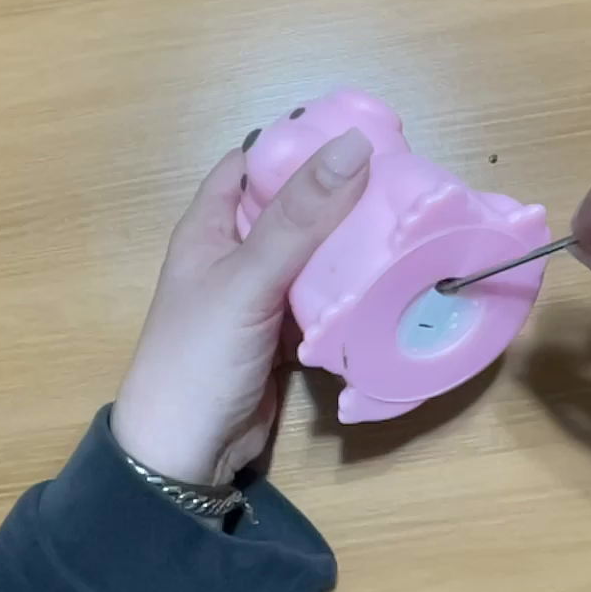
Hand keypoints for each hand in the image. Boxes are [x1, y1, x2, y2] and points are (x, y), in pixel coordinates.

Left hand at [114, 129, 372, 484]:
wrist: (186, 454)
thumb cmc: (200, 355)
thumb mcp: (247, 280)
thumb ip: (299, 218)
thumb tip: (352, 145)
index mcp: (211, 226)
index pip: (253, 163)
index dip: (297, 144)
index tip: (356, 137)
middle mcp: (235, 253)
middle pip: (292, 208)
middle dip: (338, 195)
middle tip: (399, 182)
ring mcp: (261, 295)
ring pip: (312, 255)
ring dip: (348, 245)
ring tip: (404, 224)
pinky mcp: (283, 333)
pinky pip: (320, 298)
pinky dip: (347, 291)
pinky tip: (386, 280)